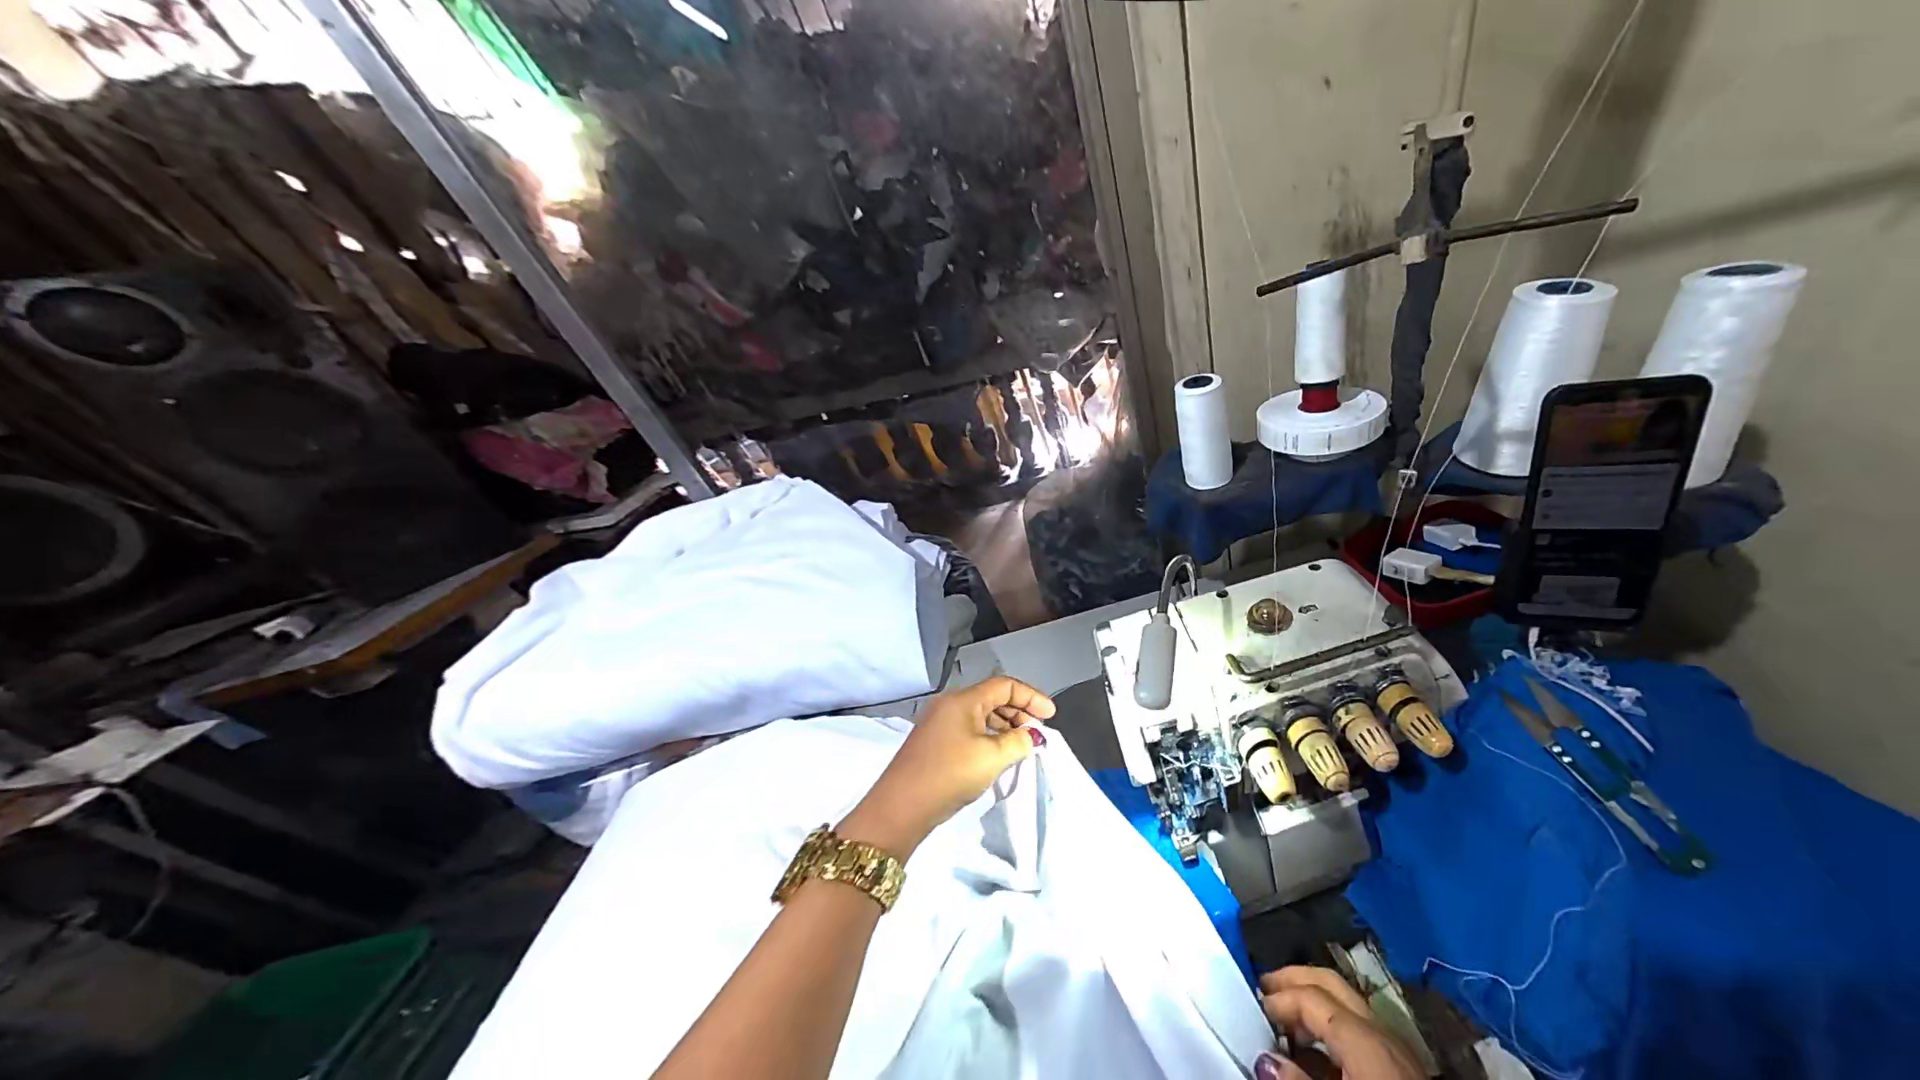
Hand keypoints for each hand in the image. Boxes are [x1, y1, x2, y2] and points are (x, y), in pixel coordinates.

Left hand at [838, 676, 1055, 857]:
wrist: (901, 806)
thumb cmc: (950, 774)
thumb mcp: (992, 758)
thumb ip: (1018, 742)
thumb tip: (1031, 736)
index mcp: (963, 700)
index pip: (1005, 685)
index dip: (1031, 697)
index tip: (1051, 715)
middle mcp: (949, 704)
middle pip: (992, 697)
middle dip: (1019, 711)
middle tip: (1037, 732)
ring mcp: (939, 722)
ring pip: (980, 714)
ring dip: (1004, 725)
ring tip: (1021, 745)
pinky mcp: (934, 741)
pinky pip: (969, 728)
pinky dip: (989, 735)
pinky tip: (998, 754)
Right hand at [1255, 967, 1422, 1079]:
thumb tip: (1267, 1061)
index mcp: (1366, 1040)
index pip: (1310, 995)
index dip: (1277, 999)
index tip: (1251, 1015)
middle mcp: (1383, 1035)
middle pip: (1331, 984)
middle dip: (1293, 980)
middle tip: (1261, 991)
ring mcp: (1399, 1052)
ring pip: (1346, 1004)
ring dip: (1311, 1001)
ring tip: (1282, 1021)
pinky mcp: (1404, 1073)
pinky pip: (1358, 1030)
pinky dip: (1329, 1025)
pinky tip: (1315, 1053)